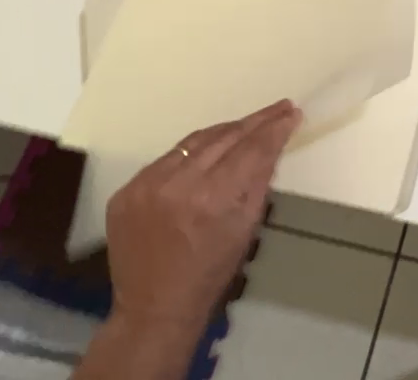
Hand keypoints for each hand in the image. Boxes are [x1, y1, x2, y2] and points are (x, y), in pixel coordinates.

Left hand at [105, 100, 302, 331]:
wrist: (153, 308)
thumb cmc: (211, 271)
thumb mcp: (247, 226)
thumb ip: (260, 179)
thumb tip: (275, 141)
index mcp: (212, 199)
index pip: (250, 149)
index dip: (273, 128)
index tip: (292, 112)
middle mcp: (176, 184)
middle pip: (223, 137)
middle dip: (254, 122)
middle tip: (278, 108)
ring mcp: (145, 185)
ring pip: (194, 142)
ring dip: (224, 132)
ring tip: (247, 125)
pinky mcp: (125, 191)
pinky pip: (167, 159)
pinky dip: (192, 153)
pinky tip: (209, 151)